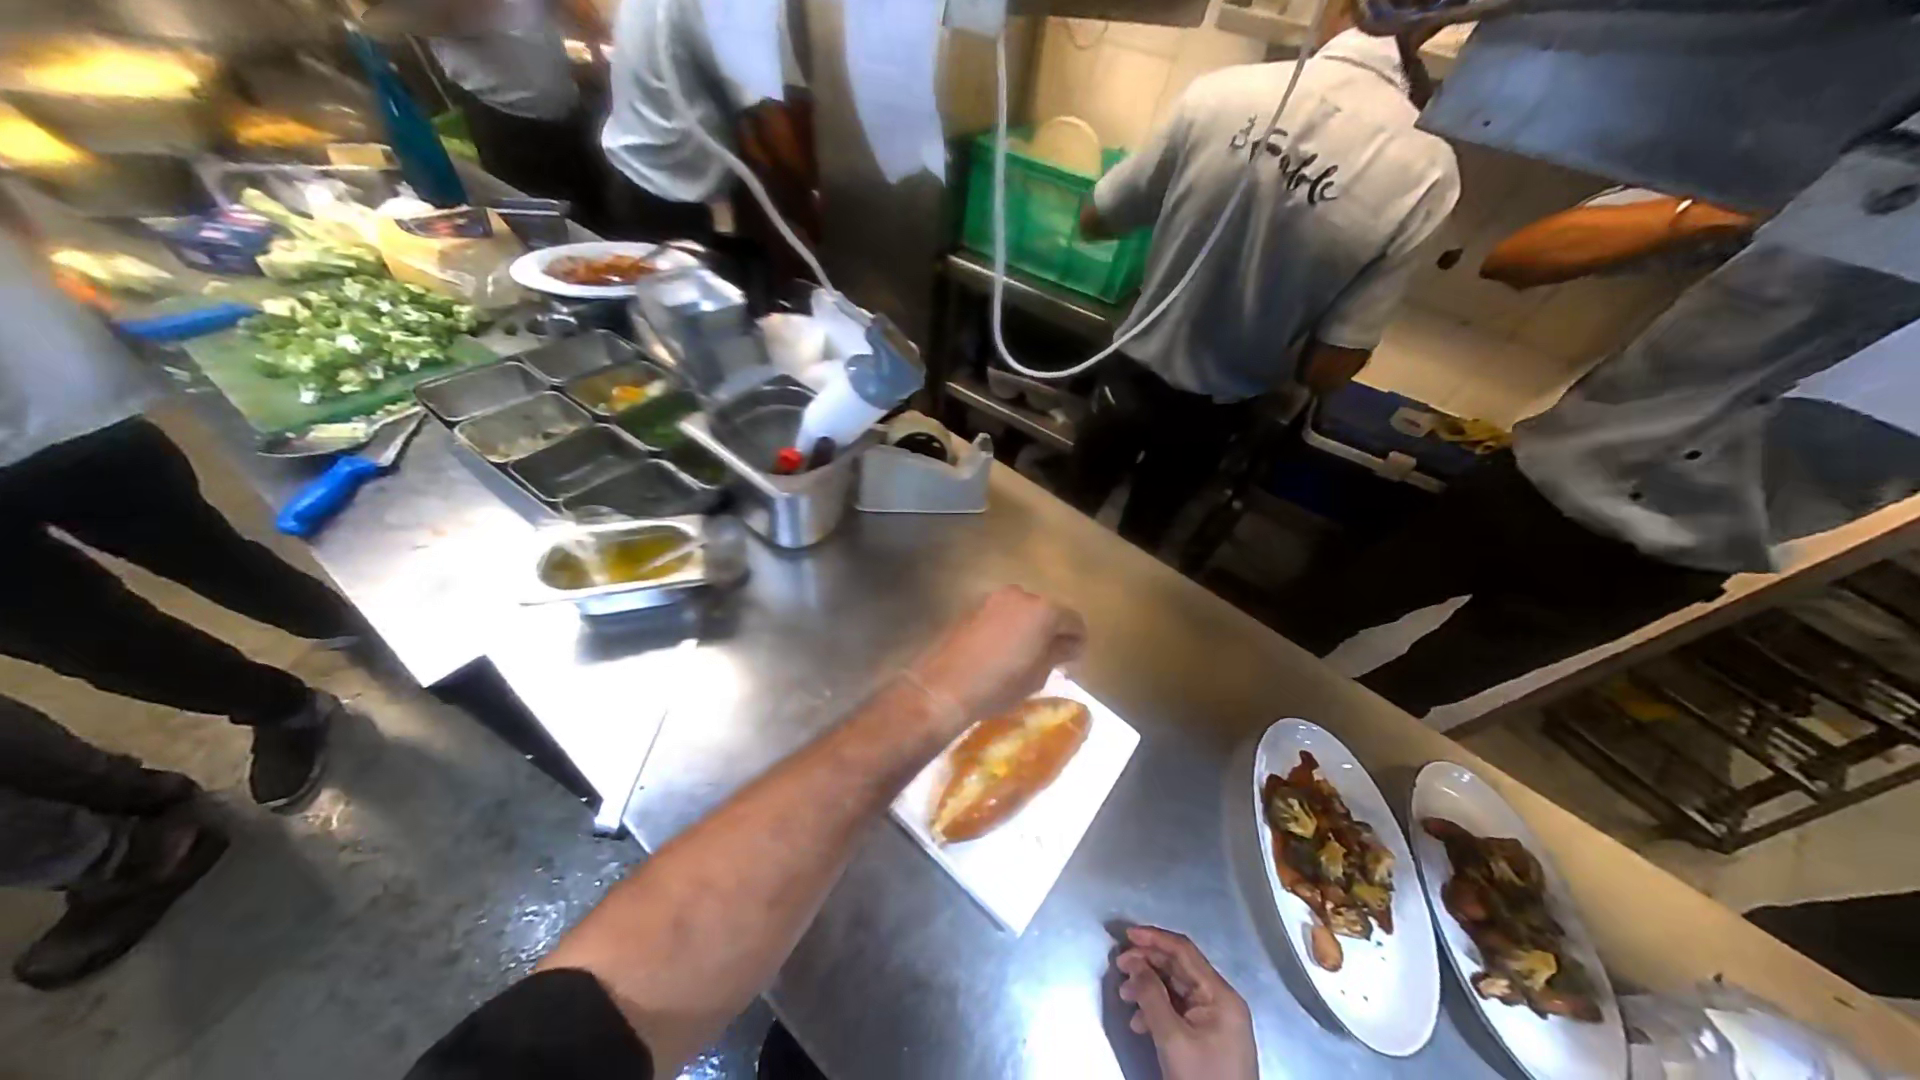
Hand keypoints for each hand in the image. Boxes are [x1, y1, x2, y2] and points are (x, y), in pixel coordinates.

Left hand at [910, 586, 1086, 726]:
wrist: (943, 686)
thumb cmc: (999, 685)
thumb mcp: (1038, 675)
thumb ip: (1059, 653)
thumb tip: (1068, 644)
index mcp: (1044, 610)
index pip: (1074, 621)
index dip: (1077, 642)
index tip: (1071, 662)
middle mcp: (1020, 595)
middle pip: (1047, 611)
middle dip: (1051, 632)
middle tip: (1048, 659)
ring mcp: (992, 598)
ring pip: (1022, 611)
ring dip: (1027, 628)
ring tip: (1021, 656)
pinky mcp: (971, 606)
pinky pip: (1000, 614)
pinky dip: (1006, 627)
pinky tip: (998, 651)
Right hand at [1115, 926, 1256, 1079]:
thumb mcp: (1172, 1038)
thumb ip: (1151, 995)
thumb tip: (1134, 962)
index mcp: (1220, 995)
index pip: (1184, 952)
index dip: (1154, 938)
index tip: (1126, 935)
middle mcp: (1220, 1001)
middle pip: (1179, 969)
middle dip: (1147, 965)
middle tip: (1119, 966)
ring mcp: (1215, 1020)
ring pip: (1176, 989)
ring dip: (1148, 988)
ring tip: (1125, 996)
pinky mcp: (1207, 1037)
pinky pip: (1178, 1011)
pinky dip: (1156, 1010)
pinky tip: (1138, 1022)